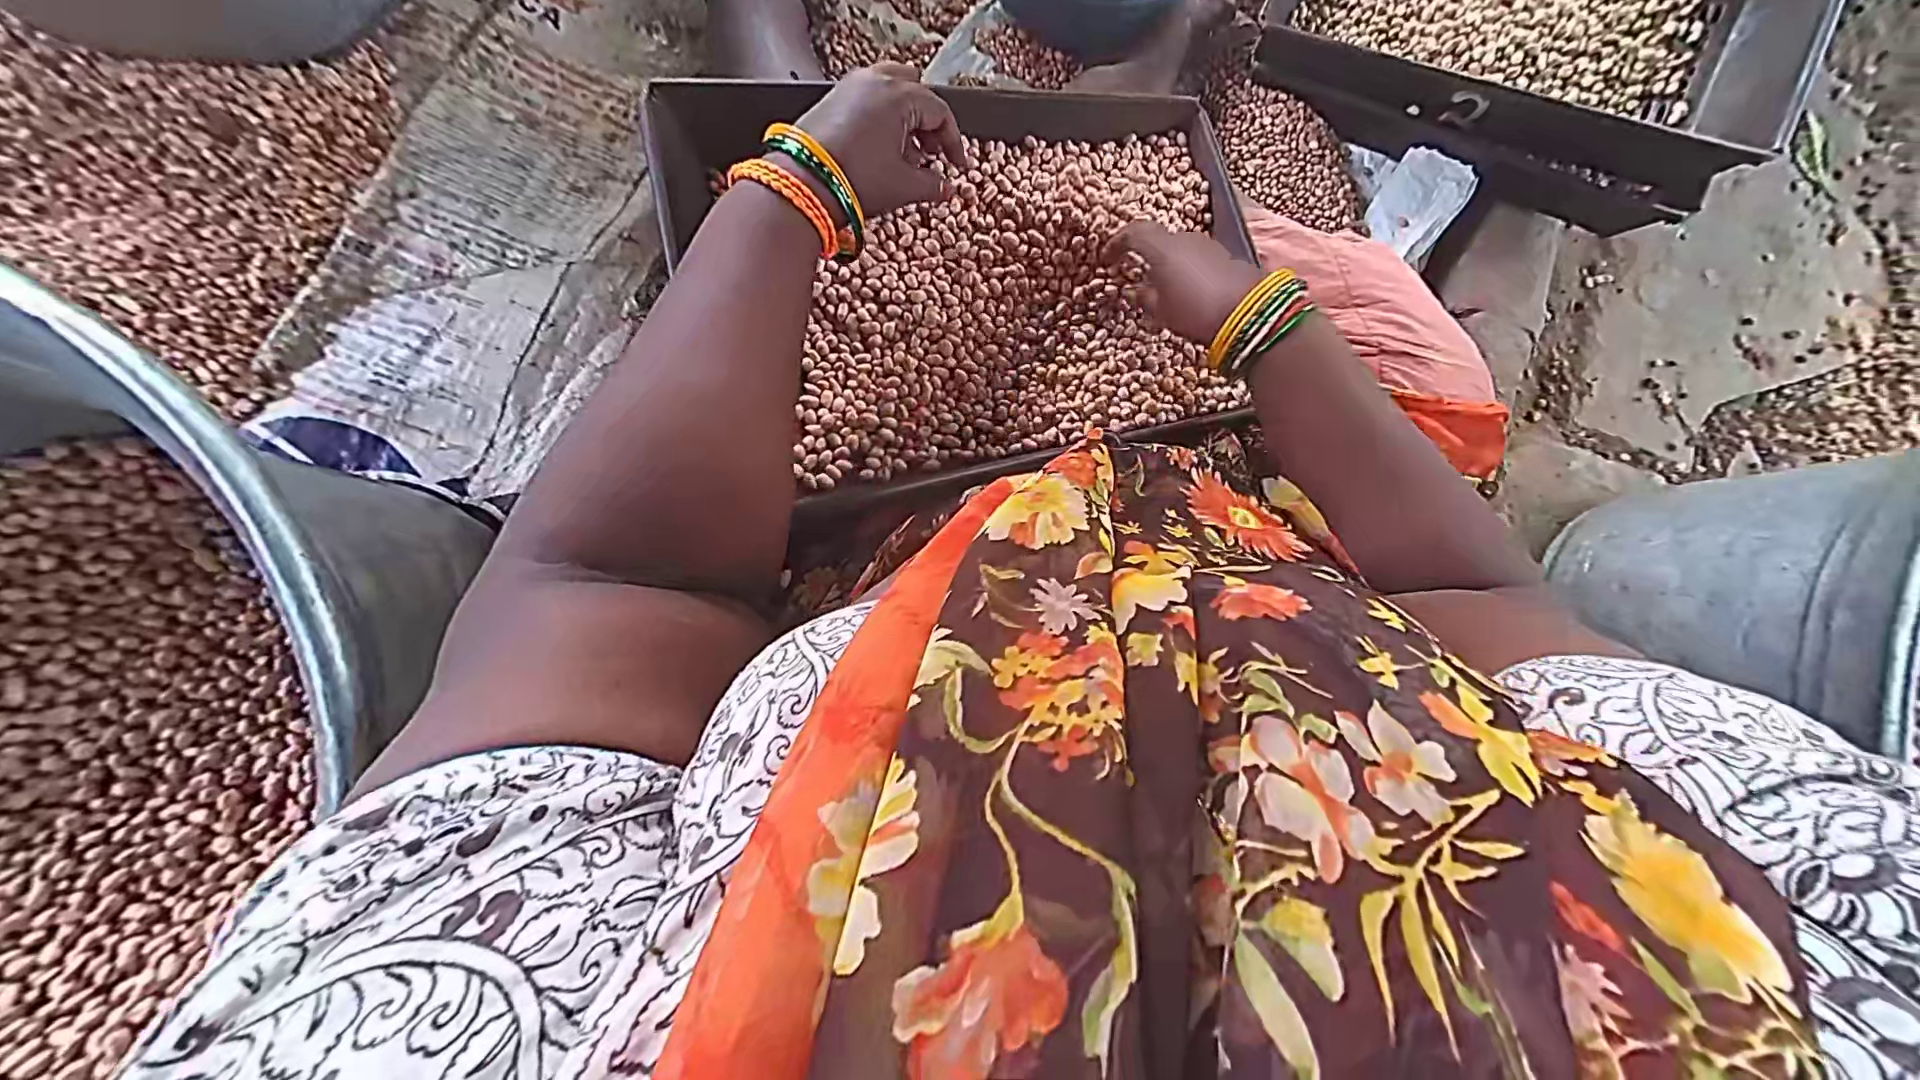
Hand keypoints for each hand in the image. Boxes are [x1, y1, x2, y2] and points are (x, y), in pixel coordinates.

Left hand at [791, 64, 970, 219]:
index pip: (940, 112)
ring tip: (906, 158)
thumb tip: (946, 188)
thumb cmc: (853, 180)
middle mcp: (875, 81)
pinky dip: (882, 122)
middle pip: (916, 94)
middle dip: (928, 126)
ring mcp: (851, 87)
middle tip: (932, 156)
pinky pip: (868, 102)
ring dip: (906, 123)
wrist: (805, 183)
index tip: (957, 166)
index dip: (953, 142)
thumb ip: (933, 185)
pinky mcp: (833, 100)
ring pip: (891, 95)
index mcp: (899, 95)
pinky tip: (882, 153)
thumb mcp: (904, 187)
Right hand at [1105, 220, 1265, 345]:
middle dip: (1144, 257)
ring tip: (1160, 290)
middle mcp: (1185, 239)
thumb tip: (1134, 291)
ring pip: (1178, 250)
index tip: (1107, 258)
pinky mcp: (1225, 256)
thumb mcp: (1161, 310)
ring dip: (1166, 265)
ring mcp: (1208, 245)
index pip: (1133, 233)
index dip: (1117, 244)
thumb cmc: (1196, 311)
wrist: (1250, 313)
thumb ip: (1144, 297)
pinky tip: (1184, 292)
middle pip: (1158, 240)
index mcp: (1163, 248)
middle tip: (1134, 277)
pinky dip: (1184, 270)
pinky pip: (1196, 259)